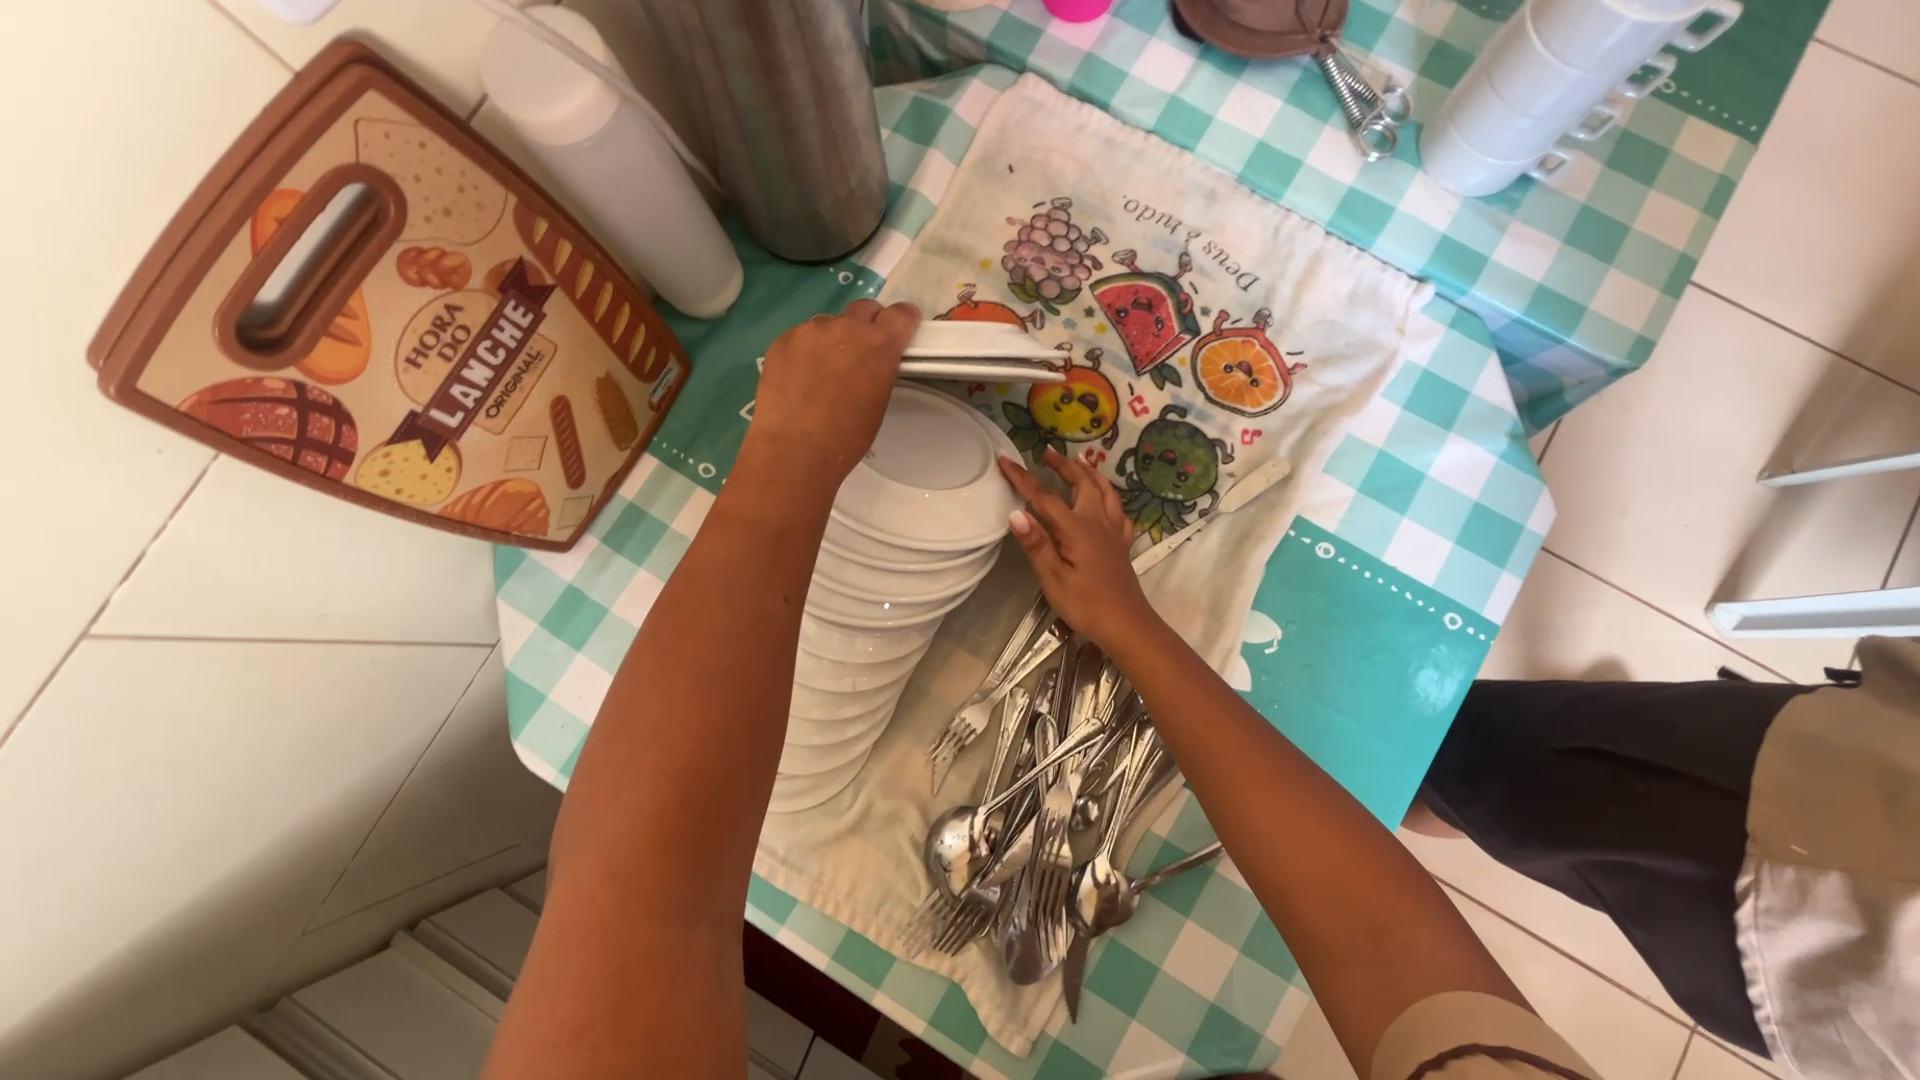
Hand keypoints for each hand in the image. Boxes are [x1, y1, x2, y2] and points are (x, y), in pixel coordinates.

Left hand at [743, 300, 920, 498]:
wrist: (794, 448)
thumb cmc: (846, 436)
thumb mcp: (878, 401)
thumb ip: (880, 369)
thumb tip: (872, 362)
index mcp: (879, 344)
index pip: (901, 314)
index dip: (903, 320)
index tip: (901, 328)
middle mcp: (846, 328)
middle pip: (863, 309)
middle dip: (867, 325)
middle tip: (861, 351)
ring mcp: (810, 331)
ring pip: (829, 324)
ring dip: (833, 338)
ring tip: (823, 370)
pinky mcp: (782, 340)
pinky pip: (801, 336)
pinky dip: (805, 350)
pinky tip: (800, 377)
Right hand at [998, 449, 1155, 648]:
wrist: (1127, 625)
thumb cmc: (1086, 604)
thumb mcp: (1054, 579)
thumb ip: (1037, 544)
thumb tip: (1016, 513)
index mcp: (1077, 529)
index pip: (1044, 497)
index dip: (1023, 478)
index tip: (1005, 460)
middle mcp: (1098, 523)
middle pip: (1082, 484)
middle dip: (1063, 465)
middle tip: (1046, 452)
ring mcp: (1114, 532)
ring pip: (1105, 492)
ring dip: (1091, 474)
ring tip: (1081, 463)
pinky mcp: (1123, 544)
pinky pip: (1120, 512)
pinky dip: (1111, 499)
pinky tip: (1108, 502)